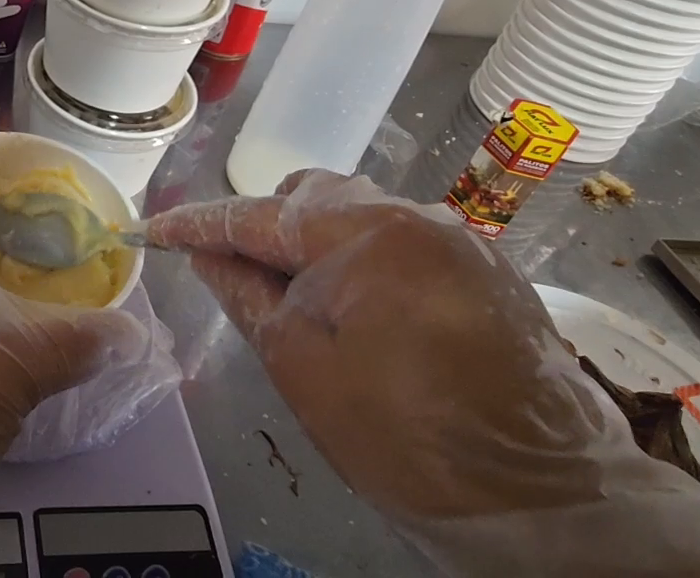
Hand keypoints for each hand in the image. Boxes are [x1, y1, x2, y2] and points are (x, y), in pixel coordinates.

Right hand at [149, 169, 699, 577]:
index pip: (259, 215)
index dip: (201, 224)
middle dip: (262, 226)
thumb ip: (247, 295)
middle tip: (236, 275)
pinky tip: (356, 300)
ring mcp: (456, 235)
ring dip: (312, 239)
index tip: (156, 230)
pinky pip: (399, 234)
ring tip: (296, 293)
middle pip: (310, 195)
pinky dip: (360, 252)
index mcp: (366, 235)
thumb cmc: (402, 437)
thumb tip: (207, 256)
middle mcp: (414, 215)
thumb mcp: (301, 368)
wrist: (544, 503)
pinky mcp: (483, 263)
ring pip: (356, 210)